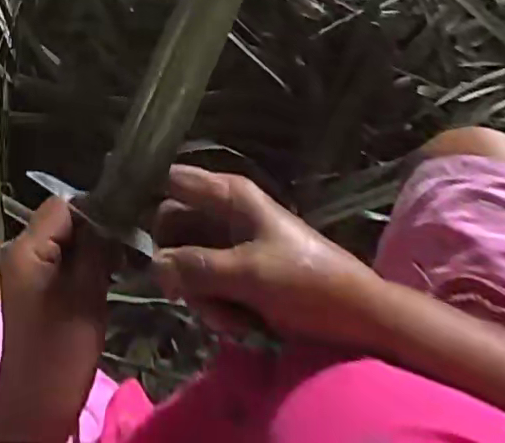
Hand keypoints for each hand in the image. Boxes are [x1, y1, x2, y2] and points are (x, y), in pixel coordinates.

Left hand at [0, 195, 115, 441]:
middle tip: (127, 251)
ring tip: (119, 267)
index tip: (125, 228)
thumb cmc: (60, 351)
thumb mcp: (85, 296)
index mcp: (25, 246)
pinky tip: (103, 282)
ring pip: (63, 241)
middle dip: (94, 232)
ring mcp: (24, 268)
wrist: (35, 403)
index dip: (93, 213)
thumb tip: (109, 218)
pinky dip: (81, 267)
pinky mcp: (34, 287)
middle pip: (61, 221)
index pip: (61, 207)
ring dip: (90, 251)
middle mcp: (20, 249)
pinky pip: (59, 261)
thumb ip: (95, 252)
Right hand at [150, 166, 385, 348]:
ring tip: (227, 321)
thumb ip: (196, 267)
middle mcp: (226, 211)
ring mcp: (235, 241)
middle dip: (179, 264)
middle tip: (186, 295)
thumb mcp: (249, 276)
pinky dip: (218, 303)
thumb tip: (154, 266)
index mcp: (229, 195)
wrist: (368, 322)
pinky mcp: (244, 269)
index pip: (171, 181)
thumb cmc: (310, 284)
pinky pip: (211, 279)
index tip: (136, 231)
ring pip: (190, 258)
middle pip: (175, 226)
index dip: (151, 198)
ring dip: (201, 292)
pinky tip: (239, 325)